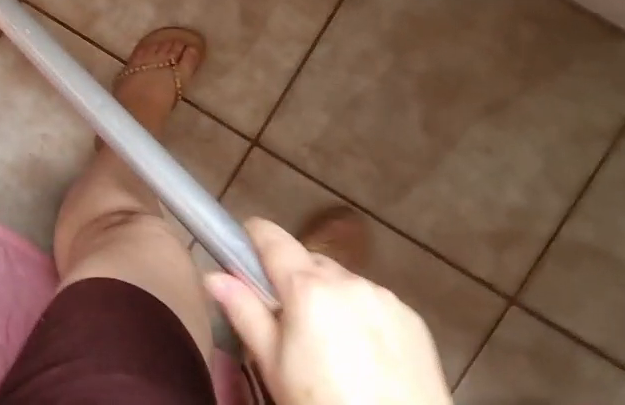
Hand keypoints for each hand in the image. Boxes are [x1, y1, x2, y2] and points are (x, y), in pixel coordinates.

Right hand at [205, 218, 450, 404]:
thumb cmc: (323, 403)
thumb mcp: (273, 366)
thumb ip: (244, 313)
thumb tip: (212, 275)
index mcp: (307, 286)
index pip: (271, 237)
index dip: (252, 238)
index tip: (242, 255)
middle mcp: (347, 279)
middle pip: (307, 261)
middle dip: (292, 281)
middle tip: (285, 324)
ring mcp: (383, 296)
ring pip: (341, 281)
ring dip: (328, 298)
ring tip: (329, 347)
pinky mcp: (411, 317)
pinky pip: (373, 302)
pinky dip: (361, 316)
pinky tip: (363, 356)